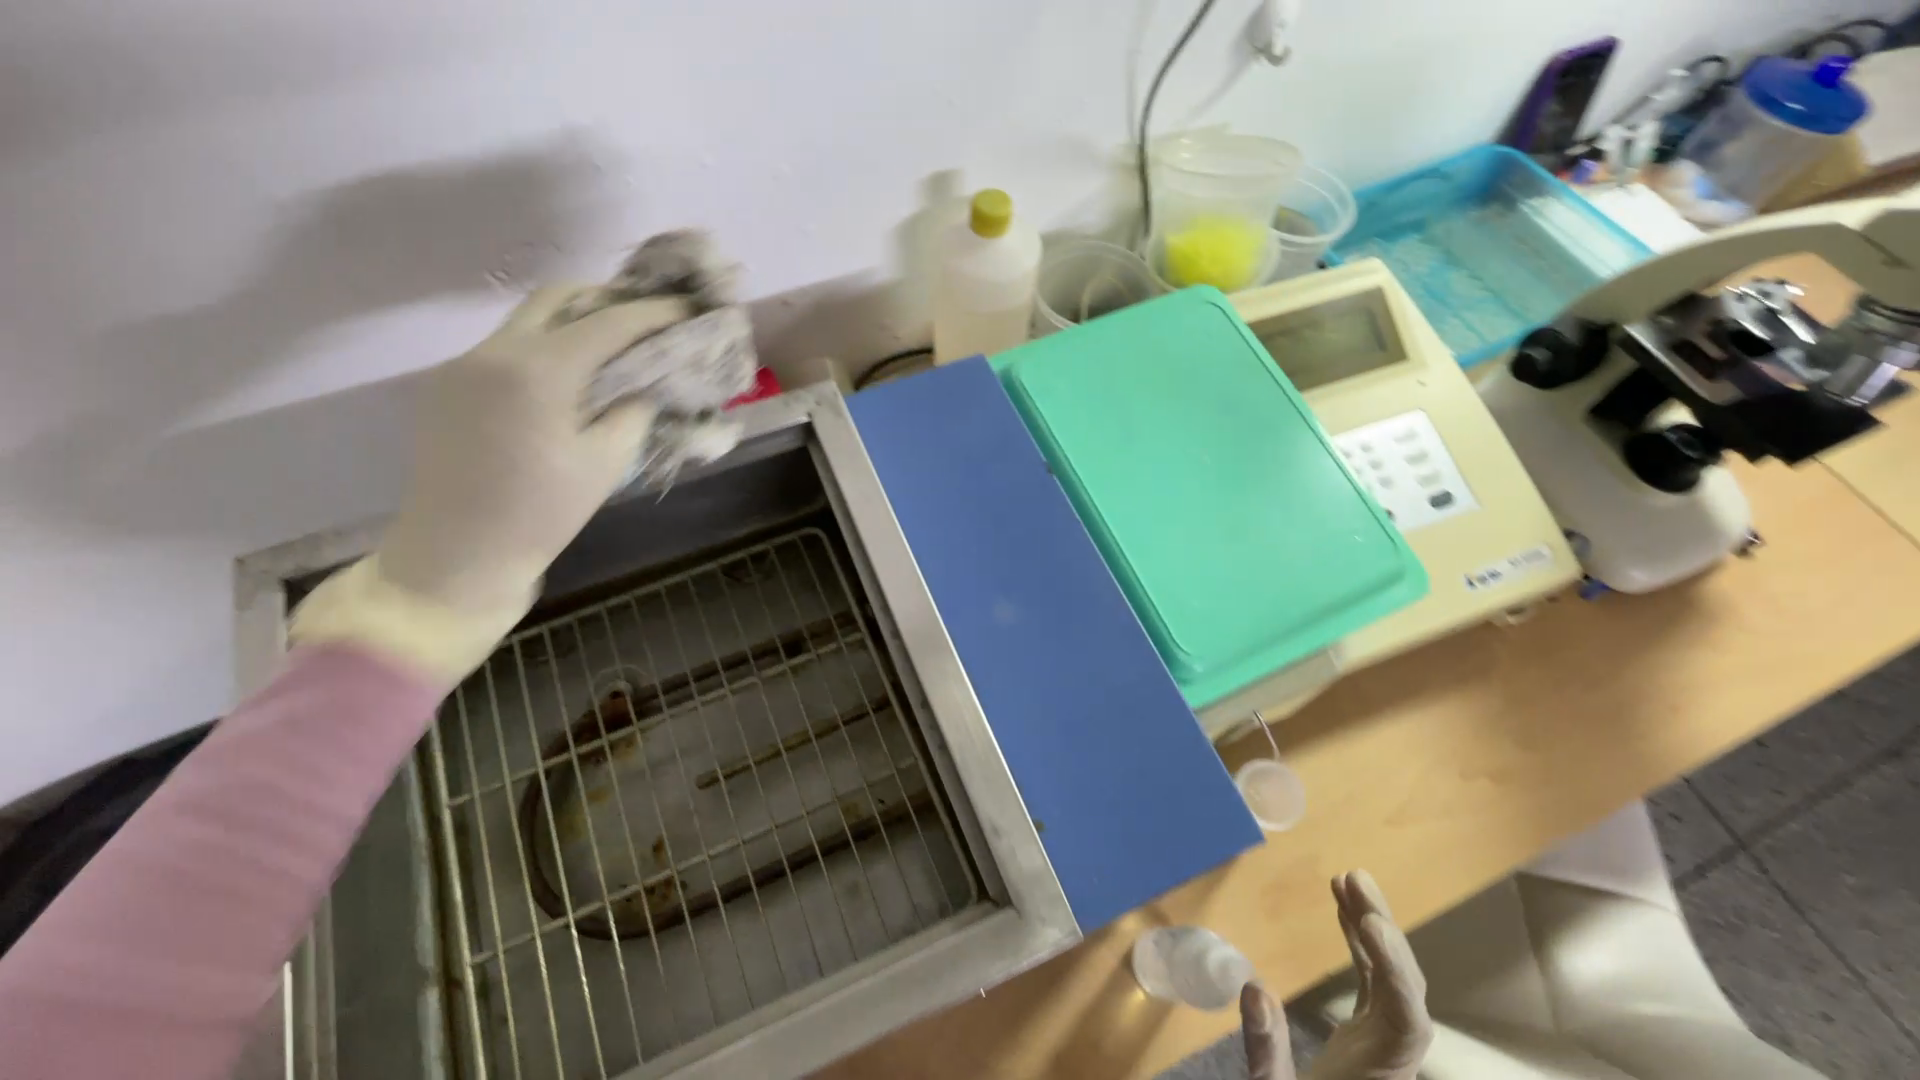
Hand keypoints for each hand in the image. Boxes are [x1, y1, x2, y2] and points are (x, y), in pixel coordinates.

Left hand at [291, 286, 690, 685]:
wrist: (455, 557)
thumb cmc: (541, 515)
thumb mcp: (606, 462)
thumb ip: (632, 409)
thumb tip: (644, 382)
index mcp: (538, 369)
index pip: (609, 321)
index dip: (654, 312)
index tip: (688, 309)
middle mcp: (494, 351)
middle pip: (557, 299)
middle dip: (606, 301)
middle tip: (645, 320)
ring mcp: (463, 366)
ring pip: (527, 322)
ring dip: (572, 324)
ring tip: (612, 348)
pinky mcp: (447, 387)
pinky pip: (504, 350)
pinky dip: (543, 350)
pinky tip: (566, 382)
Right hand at [1241, 871, 1431, 1079]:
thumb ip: (1266, 1053)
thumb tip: (1253, 984)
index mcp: (1380, 1075)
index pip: (1407, 1018)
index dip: (1395, 968)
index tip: (1369, 923)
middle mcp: (1392, 1057)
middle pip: (1405, 987)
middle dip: (1382, 930)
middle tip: (1352, 878)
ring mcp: (1382, 1046)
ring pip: (1391, 981)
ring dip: (1370, 930)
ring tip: (1345, 879)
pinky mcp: (1368, 1040)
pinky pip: (1373, 986)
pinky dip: (1360, 949)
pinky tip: (1343, 916)